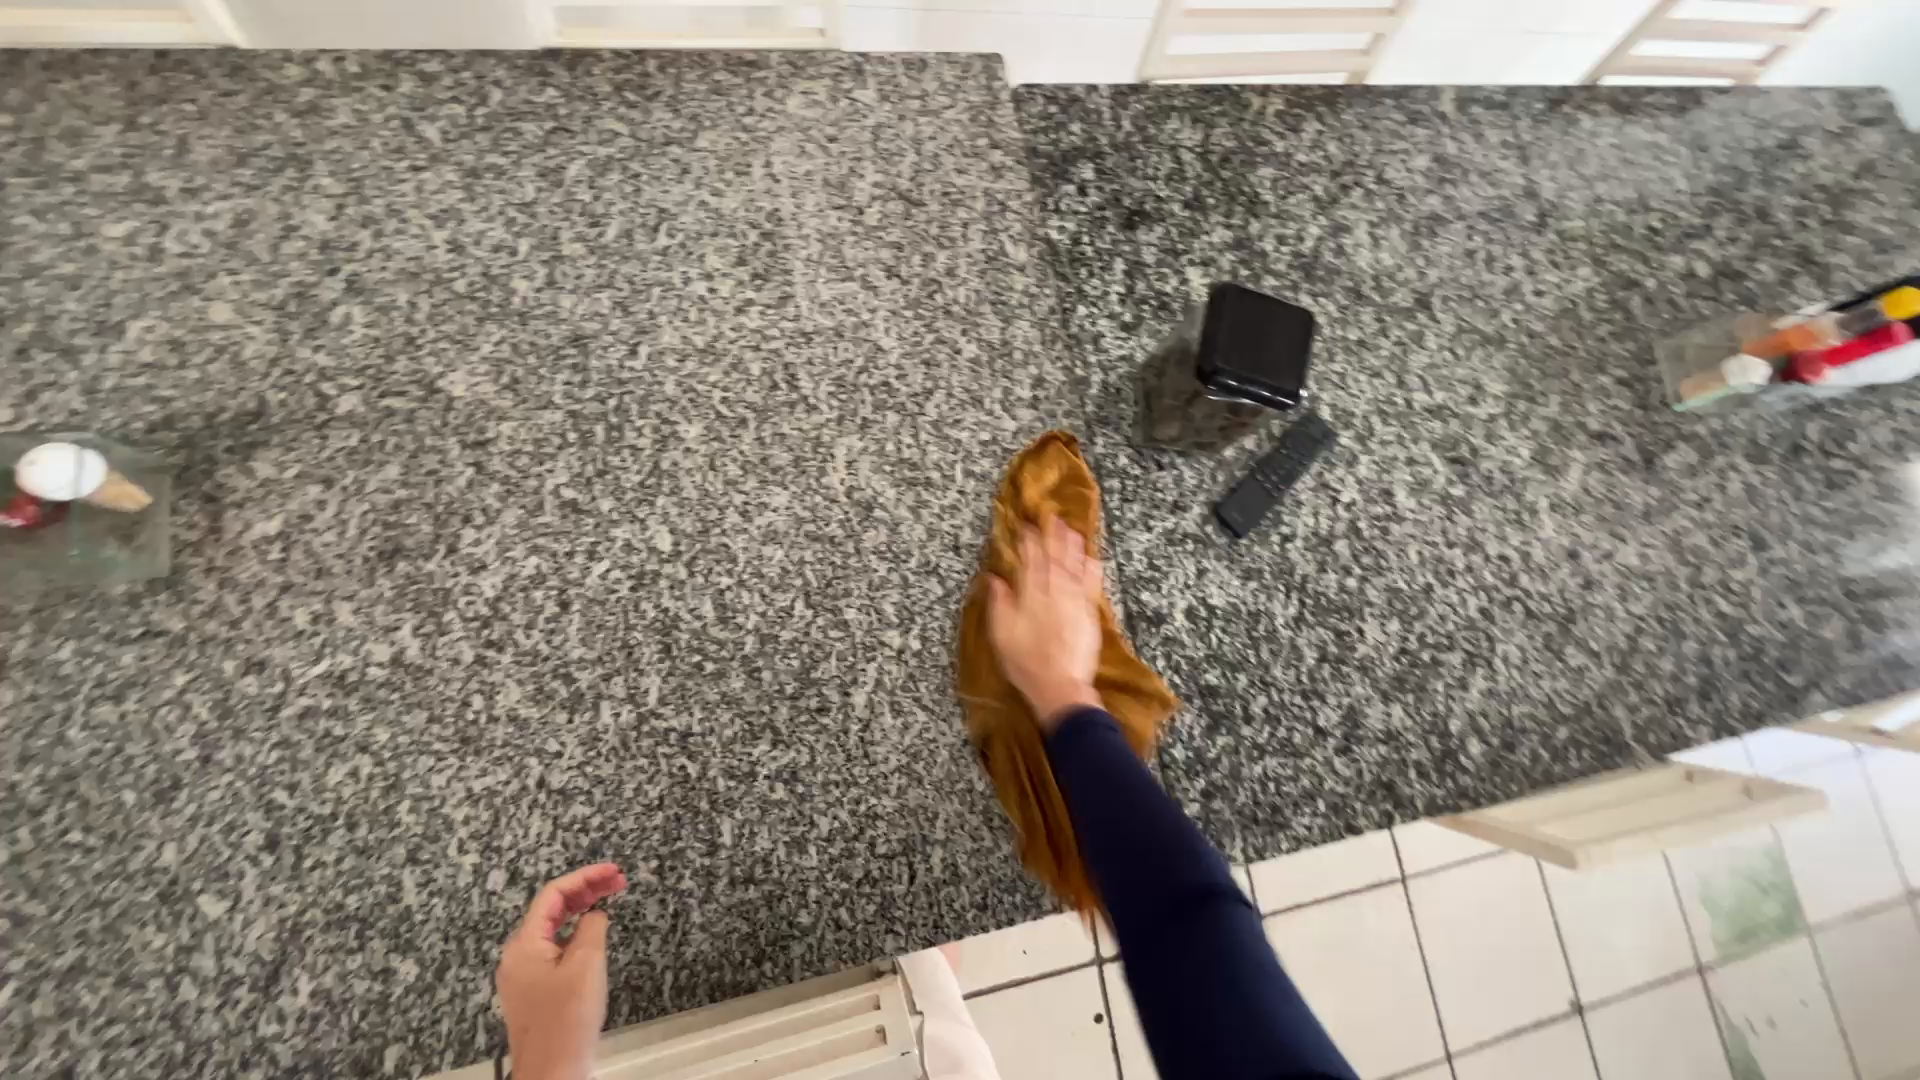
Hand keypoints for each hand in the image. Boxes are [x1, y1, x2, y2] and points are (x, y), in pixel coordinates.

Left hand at [497, 863, 628, 1079]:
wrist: (551, 1075)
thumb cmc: (568, 1017)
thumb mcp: (587, 963)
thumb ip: (591, 927)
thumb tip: (594, 916)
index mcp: (524, 944)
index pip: (553, 894)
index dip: (585, 876)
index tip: (615, 871)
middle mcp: (517, 955)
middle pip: (551, 908)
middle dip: (586, 889)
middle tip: (619, 881)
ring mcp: (523, 974)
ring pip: (553, 927)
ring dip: (582, 909)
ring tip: (611, 898)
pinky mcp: (534, 990)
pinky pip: (554, 947)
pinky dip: (576, 932)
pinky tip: (594, 933)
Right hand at [986, 518, 1103, 731]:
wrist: (1059, 685)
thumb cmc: (1025, 662)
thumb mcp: (1001, 633)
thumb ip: (999, 602)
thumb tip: (994, 577)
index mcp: (1030, 594)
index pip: (1030, 559)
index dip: (1029, 539)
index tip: (1026, 525)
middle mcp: (1054, 591)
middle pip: (1054, 556)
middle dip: (1052, 534)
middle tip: (1052, 516)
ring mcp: (1075, 600)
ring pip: (1074, 564)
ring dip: (1072, 544)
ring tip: (1071, 528)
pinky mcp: (1089, 611)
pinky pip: (1092, 582)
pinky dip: (1091, 566)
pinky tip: (1092, 557)